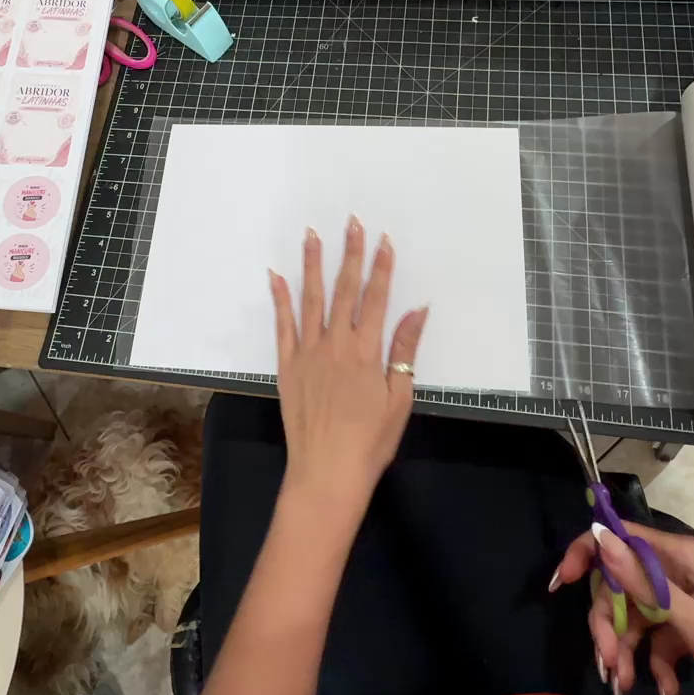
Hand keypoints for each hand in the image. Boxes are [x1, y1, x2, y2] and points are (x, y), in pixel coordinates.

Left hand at [268, 216, 428, 504]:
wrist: (327, 472)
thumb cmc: (370, 440)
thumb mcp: (399, 398)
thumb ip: (405, 350)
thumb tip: (417, 309)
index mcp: (366, 351)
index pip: (377, 299)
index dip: (382, 268)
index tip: (384, 239)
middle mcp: (335, 343)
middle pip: (344, 290)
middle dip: (350, 254)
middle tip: (351, 222)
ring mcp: (307, 352)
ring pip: (310, 299)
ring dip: (313, 265)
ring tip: (313, 235)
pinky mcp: (287, 365)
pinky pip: (282, 325)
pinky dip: (279, 298)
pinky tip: (276, 275)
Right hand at [552, 521, 693, 694]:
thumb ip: (646, 582)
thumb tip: (598, 534)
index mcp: (683, 557)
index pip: (619, 537)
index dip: (586, 555)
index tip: (562, 586)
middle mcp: (681, 571)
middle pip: (622, 582)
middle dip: (608, 621)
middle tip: (606, 663)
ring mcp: (688, 603)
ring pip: (636, 613)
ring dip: (625, 648)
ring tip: (624, 684)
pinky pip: (657, 639)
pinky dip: (653, 664)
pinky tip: (664, 690)